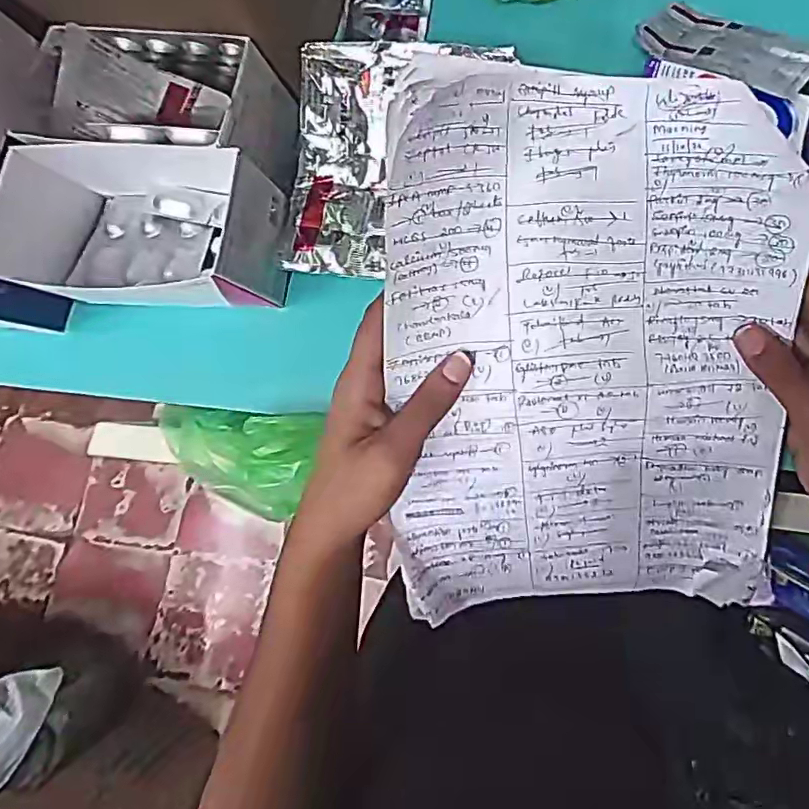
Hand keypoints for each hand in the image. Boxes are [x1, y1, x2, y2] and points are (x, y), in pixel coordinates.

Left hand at [292, 297, 471, 548]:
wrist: (331, 531)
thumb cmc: (354, 489)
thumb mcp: (396, 447)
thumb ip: (429, 404)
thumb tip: (462, 356)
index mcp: (358, 382)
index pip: (376, 323)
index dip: (401, 295)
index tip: (437, 276)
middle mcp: (365, 385)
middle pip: (395, 340)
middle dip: (428, 322)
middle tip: (472, 306)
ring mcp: (375, 405)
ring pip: (406, 367)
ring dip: (434, 353)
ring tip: (478, 337)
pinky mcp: (385, 424)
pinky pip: (412, 393)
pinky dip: (434, 383)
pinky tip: (464, 386)